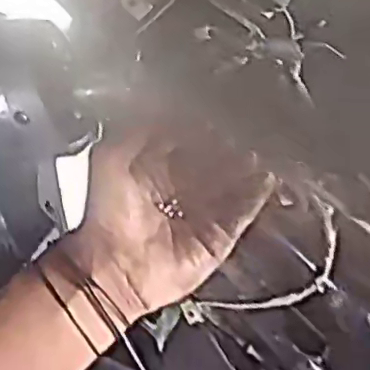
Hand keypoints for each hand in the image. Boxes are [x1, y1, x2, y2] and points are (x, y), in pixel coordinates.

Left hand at [59, 124, 273, 317]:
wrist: (114, 261)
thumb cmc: (105, 207)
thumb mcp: (112, 154)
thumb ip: (137, 130)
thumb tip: (163, 108)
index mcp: (150, 163)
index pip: (182, 138)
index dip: (197, 125)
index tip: (212, 111)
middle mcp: (177, 184)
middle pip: (209, 158)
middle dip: (224, 144)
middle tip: (239, 127)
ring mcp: (199, 210)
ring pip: (228, 181)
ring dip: (244, 166)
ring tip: (257, 148)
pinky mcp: (217, 236)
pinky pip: (240, 212)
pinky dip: (254, 194)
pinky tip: (264, 177)